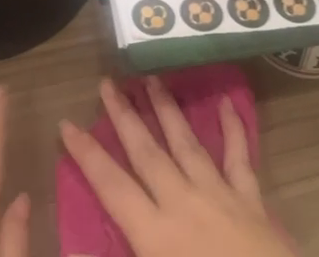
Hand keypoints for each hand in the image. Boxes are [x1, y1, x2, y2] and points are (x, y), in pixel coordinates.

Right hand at [59, 77, 295, 256]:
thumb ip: (124, 252)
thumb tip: (86, 250)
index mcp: (155, 233)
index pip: (112, 186)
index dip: (87, 155)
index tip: (67, 124)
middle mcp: (183, 202)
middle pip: (147, 152)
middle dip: (125, 117)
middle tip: (108, 83)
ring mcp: (219, 195)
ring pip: (187, 143)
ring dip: (167, 111)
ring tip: (152, 79)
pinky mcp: (251, 199)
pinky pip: (239, 157)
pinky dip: (234, 128)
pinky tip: (228, 101)